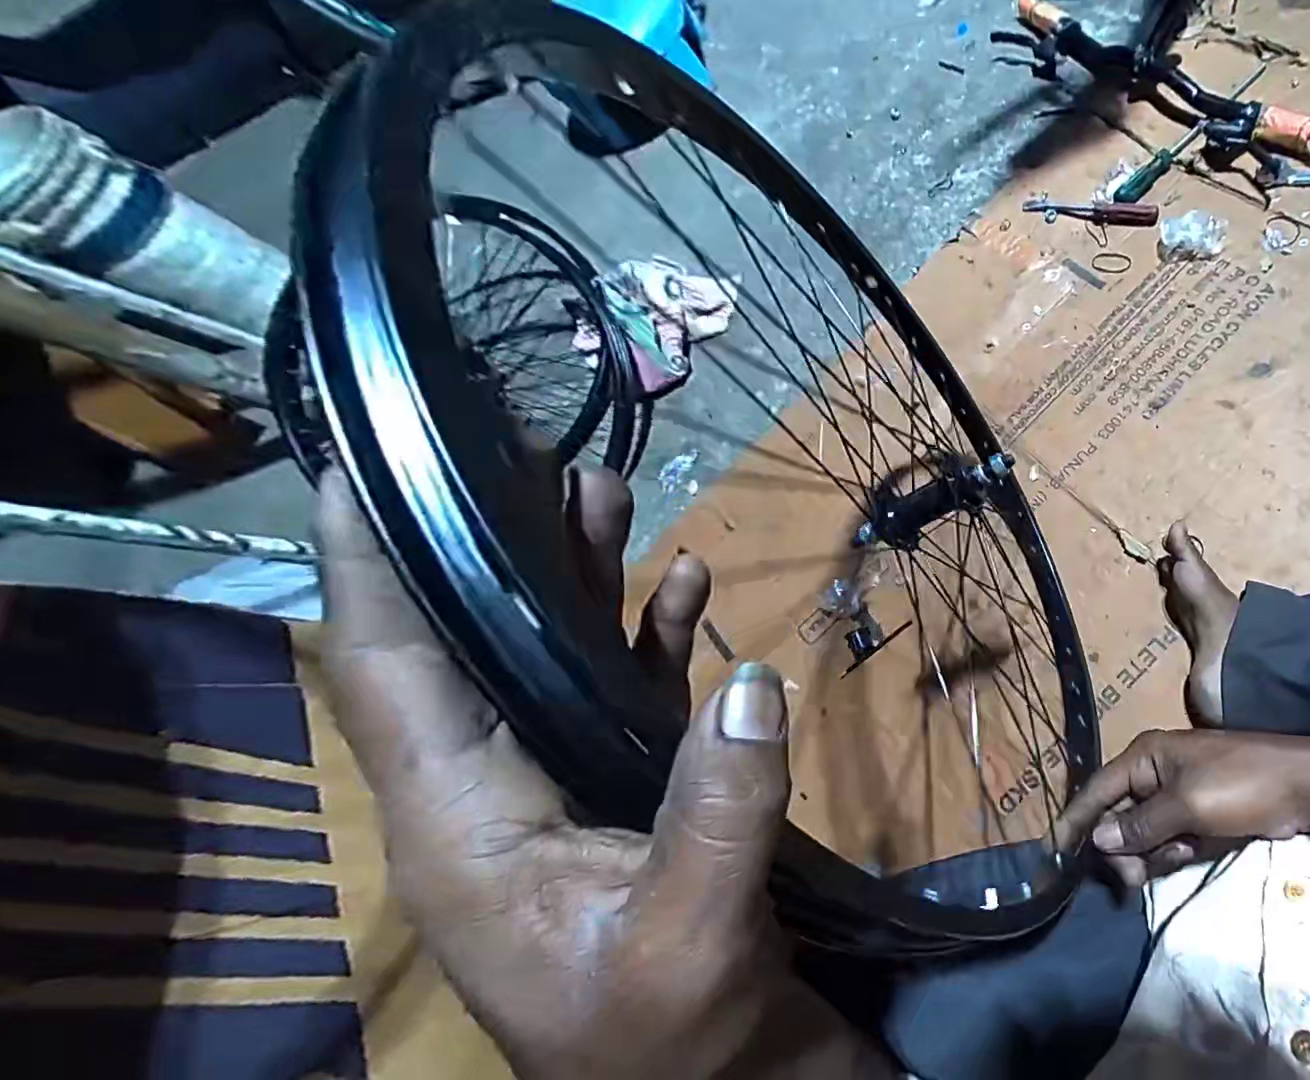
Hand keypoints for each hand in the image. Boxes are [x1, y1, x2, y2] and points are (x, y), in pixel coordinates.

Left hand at [317, 468, 887, 1079]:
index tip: (359, 473)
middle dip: (499, 545)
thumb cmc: (675, 1038)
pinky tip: (685, 586)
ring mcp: (577, 777)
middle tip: (532, 457)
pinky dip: (656, 628)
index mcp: (469, 825)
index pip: (390, 677)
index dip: (364, 574)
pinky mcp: (640, 778)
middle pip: (483, 640)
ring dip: (582, 572)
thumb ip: (719, 810)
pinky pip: (635, 682)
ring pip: (561, 650)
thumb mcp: (691, 938)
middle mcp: (506, 785)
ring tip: (602, 492)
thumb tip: (752, 681)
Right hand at [1053, 729, 1309, 885]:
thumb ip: (1140, 825)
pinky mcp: (1195, 815)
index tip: (1053, 850)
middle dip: (1122, 847)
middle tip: (1134, 876)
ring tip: (1178, 855)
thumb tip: (1097, 839)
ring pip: (1142, 832)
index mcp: (1144, 757)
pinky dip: (1173, 851)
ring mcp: (1174, 795)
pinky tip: (1192, 852)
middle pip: (1117, 816)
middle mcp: (1152, 773)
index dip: (1076, 819)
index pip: (1098, 789)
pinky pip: (1168, 838)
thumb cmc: (1241, 784)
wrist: (1305, 788)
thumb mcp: (1187, 804)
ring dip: (1152, 852)